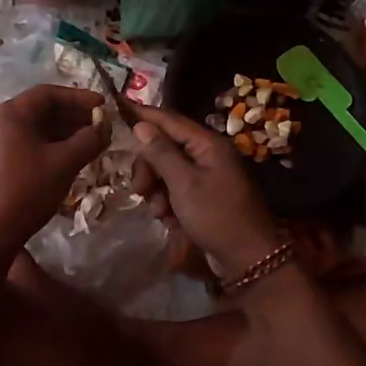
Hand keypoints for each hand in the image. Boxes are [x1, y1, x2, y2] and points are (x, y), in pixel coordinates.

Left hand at [0, 85, 109, 261]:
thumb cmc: (25, 192)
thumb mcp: (64, 163)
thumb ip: (89, 140)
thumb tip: (104, 127)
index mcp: (9, 114)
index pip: (48, 93)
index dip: (79, 98)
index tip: (103, 106)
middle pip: (38, 110)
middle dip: (72, 117)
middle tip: (99, 127)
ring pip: (30, 130)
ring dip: (60, 134)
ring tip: (86, 146)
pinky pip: (21, 146)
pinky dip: (45, 148)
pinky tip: (63, 162)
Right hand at [129, 104, 283, 277]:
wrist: (248, 258)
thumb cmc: (216, 216)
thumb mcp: (184, 184)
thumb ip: (161, 153)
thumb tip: (140, 125)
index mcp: (208, 144)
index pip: (169, 119)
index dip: (143, 114)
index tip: (117, 107)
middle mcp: (208, 155)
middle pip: (165, 148)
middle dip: (148, 168)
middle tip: (139, 189)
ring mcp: (207, 176)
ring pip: (167, 172)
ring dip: (156, 190)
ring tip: (159, 212)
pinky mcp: (204, 197)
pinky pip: (176, 191)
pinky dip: (168, 203)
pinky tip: (169, 220)